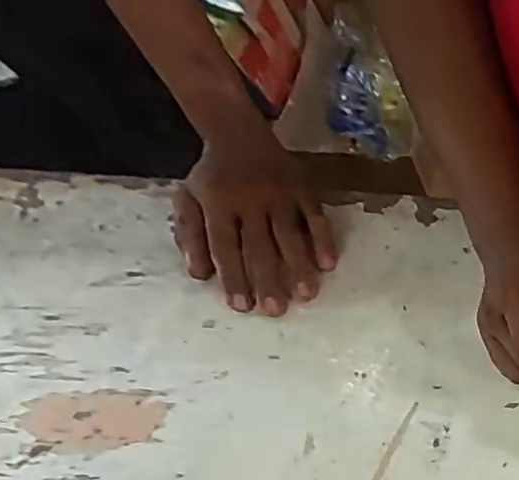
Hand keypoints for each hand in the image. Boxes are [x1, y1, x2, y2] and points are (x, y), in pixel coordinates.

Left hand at [176, 138, 336, 316]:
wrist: (236, 129)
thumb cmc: (214, 177)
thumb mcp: (189, 198)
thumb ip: (191, 235)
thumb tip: (199, 274)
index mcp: (218, 202)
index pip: (225, 245)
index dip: (233, 276)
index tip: (242, 306)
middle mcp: (249, 198)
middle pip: (259, 246)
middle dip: (267, 279)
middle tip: (275, 310)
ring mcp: (279, 193)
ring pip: (290, 234)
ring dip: (299, 266)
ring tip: (306, 296)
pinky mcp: (303, 187)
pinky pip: (316, 216)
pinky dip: (323, 240)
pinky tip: (328, 265)